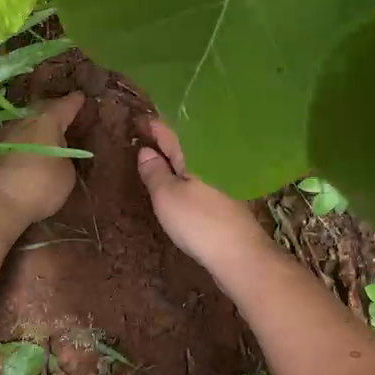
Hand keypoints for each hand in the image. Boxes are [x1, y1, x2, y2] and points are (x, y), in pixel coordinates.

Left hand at [0, 92, 85, 238]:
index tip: (81, 97)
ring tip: (47, 133)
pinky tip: (30, 149)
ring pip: (26, 123)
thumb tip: (56, 154)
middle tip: (64, 113)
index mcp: (47, 119)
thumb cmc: (39, 184)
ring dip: (36, 126)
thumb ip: (65, 157)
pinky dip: (25, 140)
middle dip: (53, 110)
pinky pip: (15, 139)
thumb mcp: (66, 173)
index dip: (75, 102)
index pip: (66, 105)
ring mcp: (5, 133)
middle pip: (42, 109)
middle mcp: (24, 120)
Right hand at [135, 117, 273, 273]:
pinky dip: (185, 172)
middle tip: (140, 132)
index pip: (168, 129)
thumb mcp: (167, 196)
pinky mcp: (225, 194)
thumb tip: (145, 150)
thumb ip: (154, 171)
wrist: (241, 254)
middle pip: (182, 141)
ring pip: (192, 158)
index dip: (151, 123)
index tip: (134, 119)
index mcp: (192, 151)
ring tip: (153, 153)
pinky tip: (176, 178)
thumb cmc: (199, 222)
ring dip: (174, 155)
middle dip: (163, 136)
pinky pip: (200, 173)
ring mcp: (219, 176)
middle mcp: (209, 157)